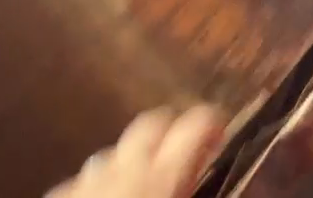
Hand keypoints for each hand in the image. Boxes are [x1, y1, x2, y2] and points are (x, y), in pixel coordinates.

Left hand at [49, 105, 227, 197]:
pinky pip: (79, 184)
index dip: (213, 122)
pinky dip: (96, 189)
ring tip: (141, 186)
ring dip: (130, 161)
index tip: (223, 136)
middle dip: (171, 130)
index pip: (196, 124)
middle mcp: (124, 170)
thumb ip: (200, 197)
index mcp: (162, 178)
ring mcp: (85, 185)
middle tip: (186, 153)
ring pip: (111, 153)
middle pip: (151, 124)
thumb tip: (232, 194)